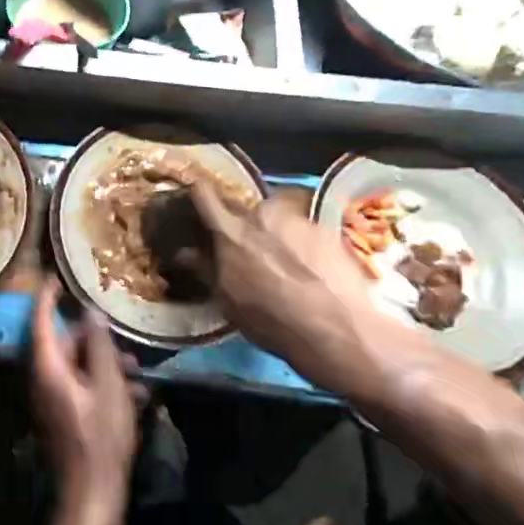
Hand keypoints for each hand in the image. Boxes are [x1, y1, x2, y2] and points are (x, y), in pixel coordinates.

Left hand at [29, 279, 138, 510]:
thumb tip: (90, 312)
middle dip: (94, 339)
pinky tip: (135, 398)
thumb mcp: (108, 385)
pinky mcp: (62, 417)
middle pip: (63, 346)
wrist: (92, 494)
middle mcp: (42, 380)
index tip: (58, 277)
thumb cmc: (100, 436)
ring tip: (138, 372)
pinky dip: (104, 387)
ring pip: (76, 368)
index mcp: (46, 368)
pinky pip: (80, 389)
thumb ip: (98, 346)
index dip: (47, 296)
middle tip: (123, 339)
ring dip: (105, 365)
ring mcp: (50, 400)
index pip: (40, 321)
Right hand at [190, 183, 416, 397]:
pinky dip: (303, 241)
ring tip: (286, 260)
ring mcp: (299, 218)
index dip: (199, 194)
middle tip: (249, 247)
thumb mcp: (228, 301)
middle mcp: (263, 215)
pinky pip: (306, 227)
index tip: (197, 198)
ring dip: (276, 230)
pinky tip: (312, 267)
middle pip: (246, 207)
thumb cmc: (272, 320)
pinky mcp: (328, 228)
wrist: (339, 330)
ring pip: (278, 216)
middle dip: (244, 221)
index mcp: (231, 232)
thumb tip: (184, 252)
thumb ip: (205, 270)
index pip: (205, 195)